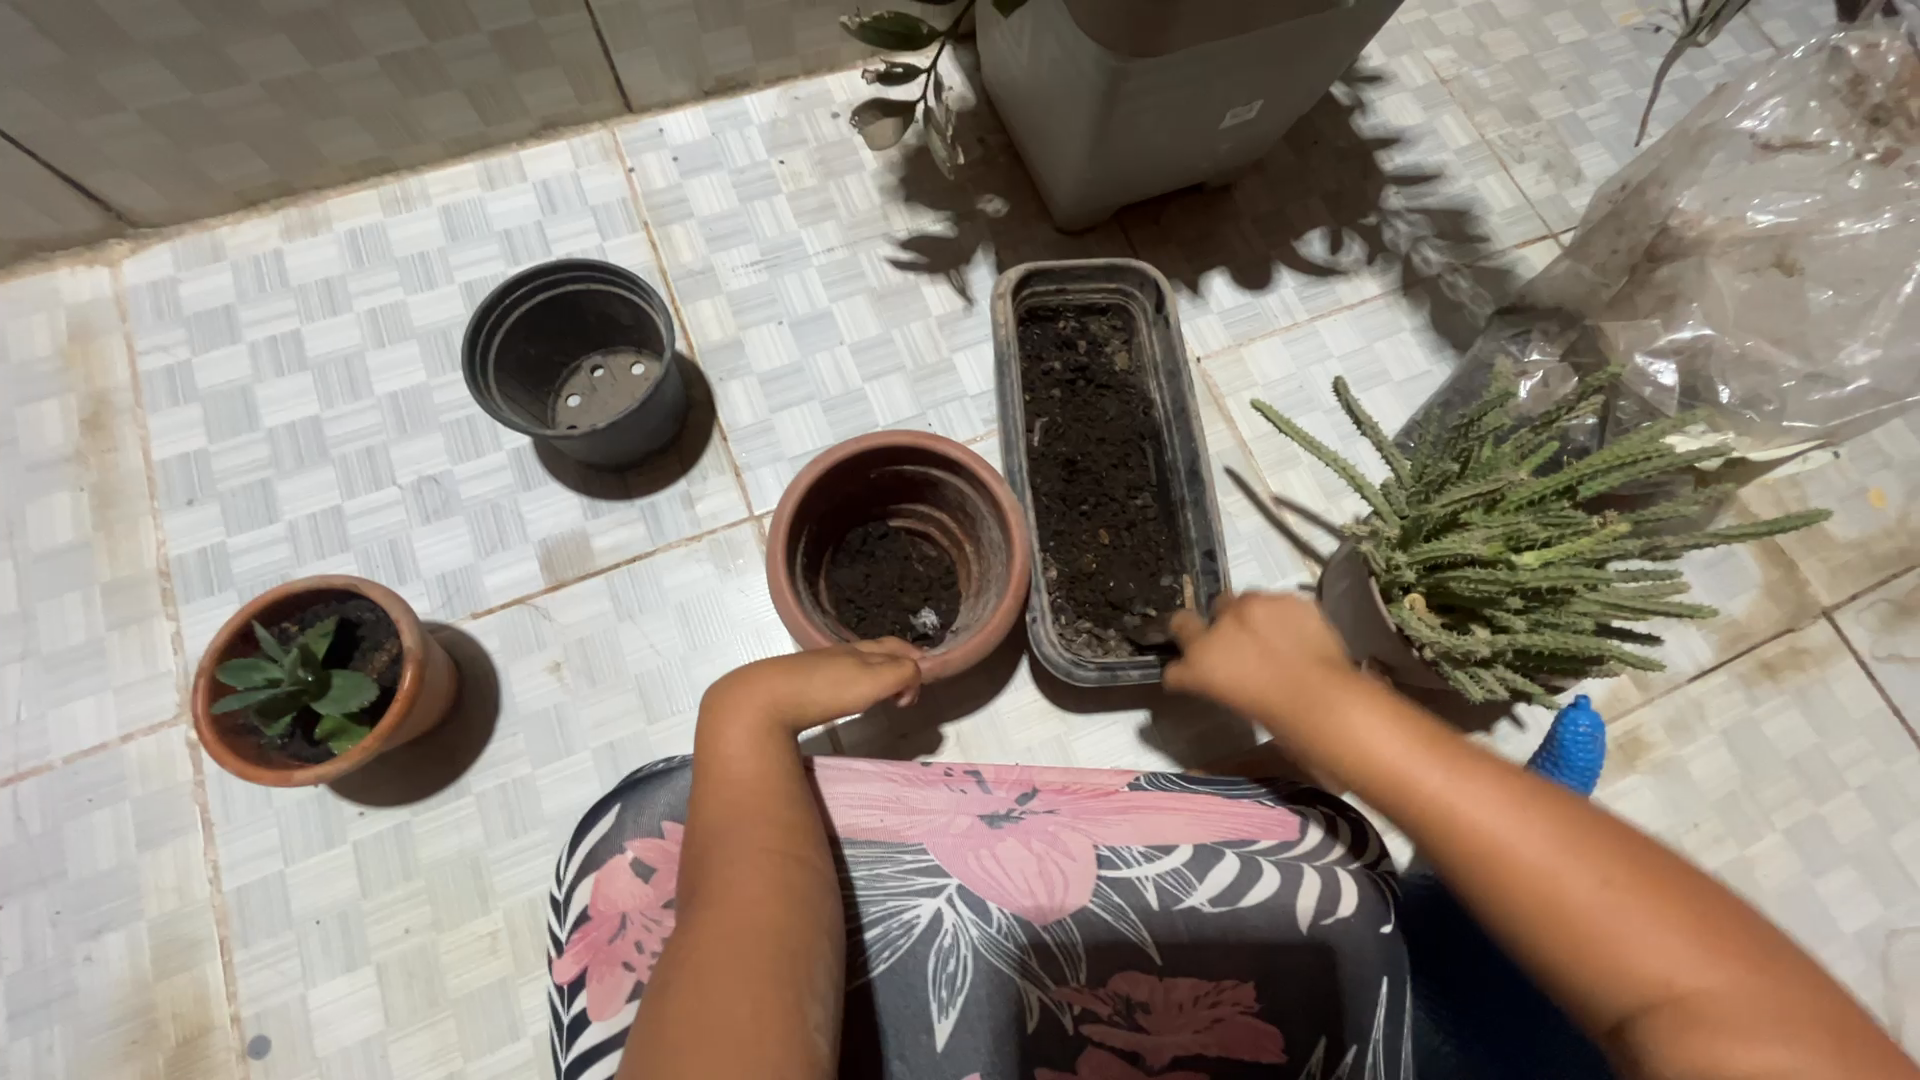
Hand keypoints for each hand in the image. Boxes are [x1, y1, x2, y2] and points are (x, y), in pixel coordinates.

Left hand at [702, 639, 924, 734]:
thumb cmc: (823, 690)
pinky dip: (854, 683)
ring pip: (858, 662)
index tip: (921, 687)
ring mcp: (821, 665)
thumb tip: (918, 672)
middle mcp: (845, 652)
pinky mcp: (802, 681)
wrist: (763, 698)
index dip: (917, 661)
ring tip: (883, 694)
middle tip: (909, 688)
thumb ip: (902, 674)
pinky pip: (838, 676)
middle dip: (900, 662)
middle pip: (879, 650)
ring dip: (877, 673)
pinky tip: (846, 698)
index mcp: (864, 651)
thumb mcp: (872, 682)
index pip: (899, 648)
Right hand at [1163, 592, 1357, 730]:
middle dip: (1212, 624)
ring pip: (1239, 601)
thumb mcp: (1234, 702)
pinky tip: (1296, 633)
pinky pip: (1276, 601)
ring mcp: (1254, 607)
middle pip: (1199, 614)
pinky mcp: (1286, 599)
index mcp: (1200, 660)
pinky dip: (1280, 614)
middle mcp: (1219, 626)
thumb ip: (1217, 681)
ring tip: (1270, 635)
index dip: (1183, 640)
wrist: (1325, 699)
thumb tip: (1222, 674)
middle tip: (1236, 643)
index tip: (1193, 650)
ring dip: (1246, 615)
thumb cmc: (1279, 720)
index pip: (1175, 636)